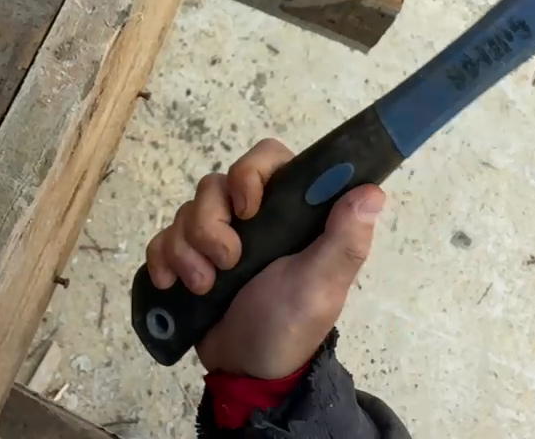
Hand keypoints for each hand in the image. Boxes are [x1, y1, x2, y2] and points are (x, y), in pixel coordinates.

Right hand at [144, 139, 384, 378]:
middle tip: (227, 263)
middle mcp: (250, 215)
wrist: (247, 375)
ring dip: (188, 251)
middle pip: (215, 186)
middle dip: (210, 226)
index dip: (249, 172)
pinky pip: (162, 238)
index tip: (247, 208)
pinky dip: (162, 259)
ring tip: (204, 287)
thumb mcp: (322, 285)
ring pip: (186, 212)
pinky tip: (171, 283)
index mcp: (286, 210)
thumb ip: (344, 240)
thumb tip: (372, 191)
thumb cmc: (291, 326)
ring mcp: (214, 234)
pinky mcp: (187, 255)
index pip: (266, 158)